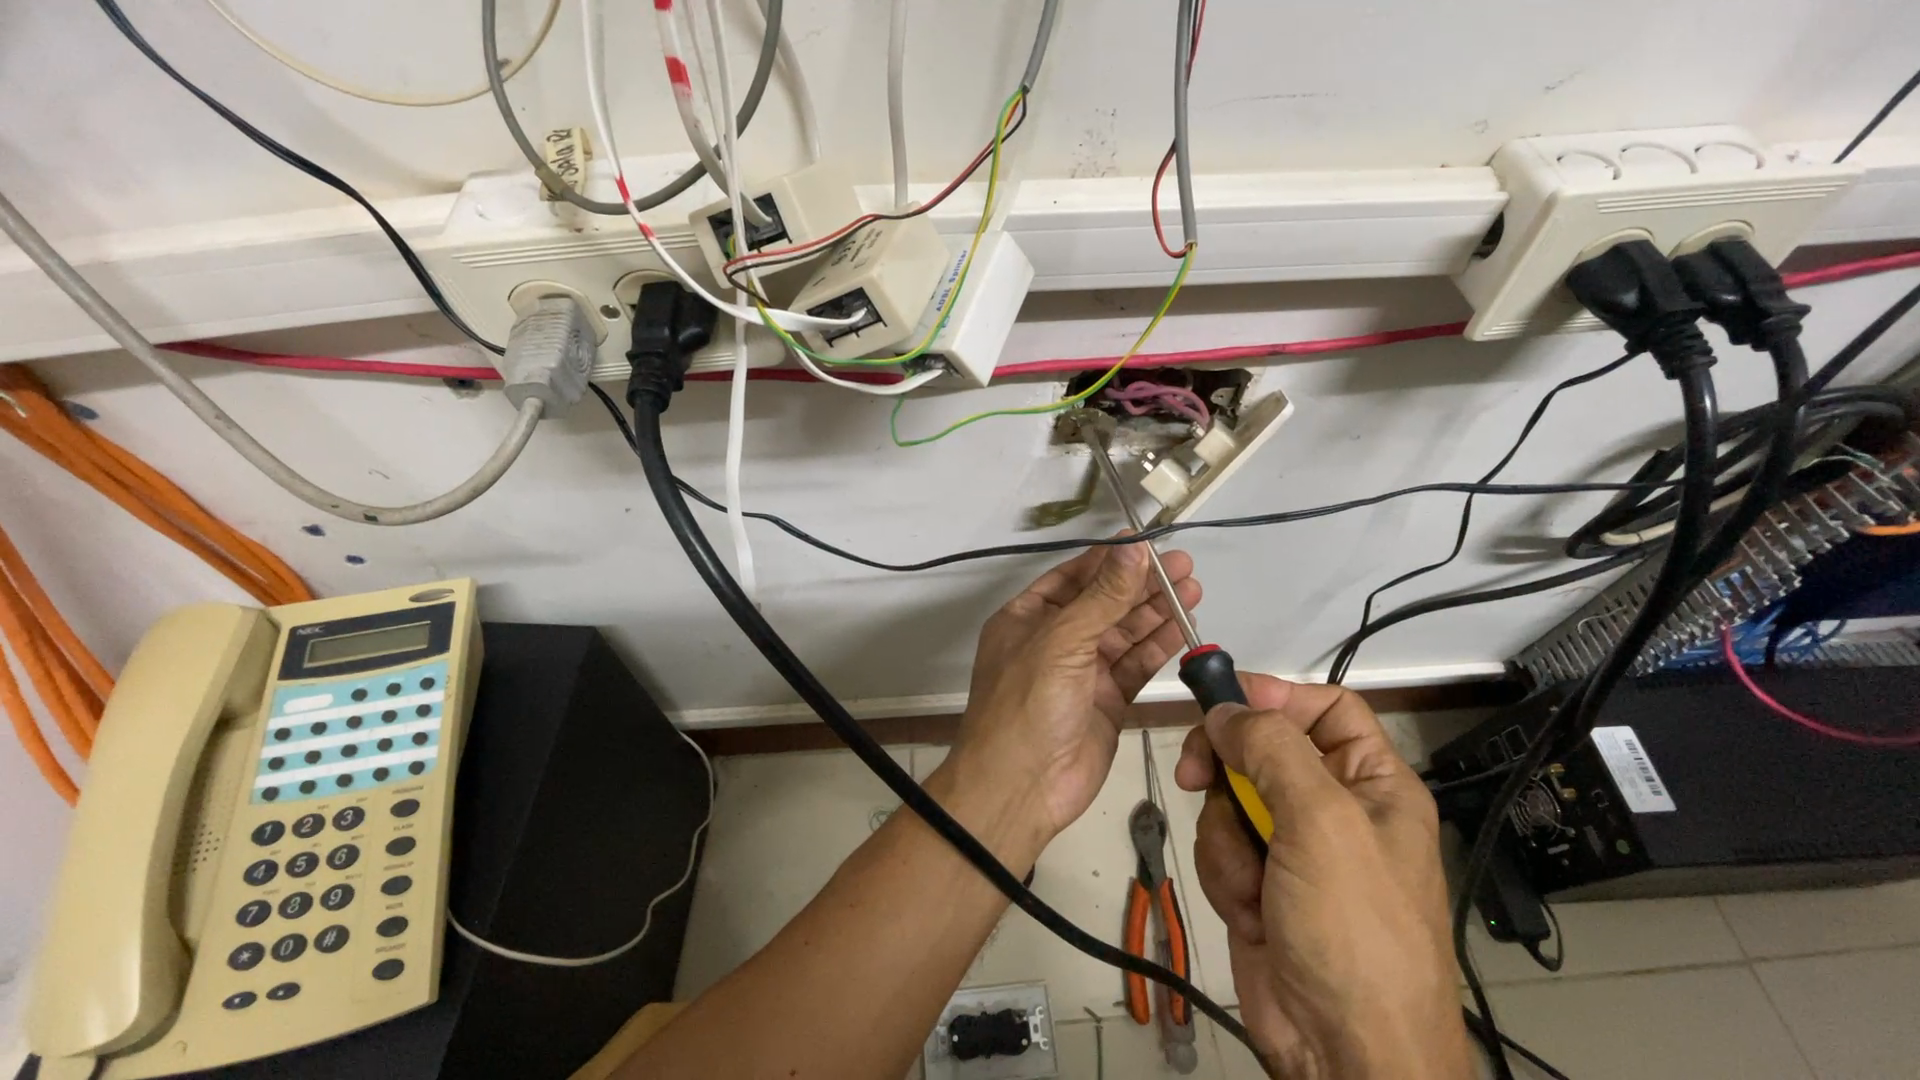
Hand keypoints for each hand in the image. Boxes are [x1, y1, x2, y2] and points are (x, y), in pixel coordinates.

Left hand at [944, 540, 1200, 844]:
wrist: (1020, 787)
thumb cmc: (1027, 705)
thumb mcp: (1062, 642)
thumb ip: (1103, 598)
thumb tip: (1134, 550)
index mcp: (1027, 618)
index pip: (1074, 577)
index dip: (1111, 560)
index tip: (1150, 545)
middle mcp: (1054, 640)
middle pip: (1104, 603)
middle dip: (1142, 585)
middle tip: (1184, 566)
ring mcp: (1081, 672)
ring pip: (1124, 633)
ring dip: (1156, 612)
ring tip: (1192, 588)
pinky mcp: (1106, 701)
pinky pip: (1135, 666)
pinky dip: (1158, 647)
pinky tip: (1183, 626)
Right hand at [1175, 675, 1472, 1079]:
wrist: (1344, 1049)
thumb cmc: (1355, 930)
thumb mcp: (1322, 822)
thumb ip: (1271, 750)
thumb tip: (1226, 710)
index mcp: (1373, 784)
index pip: (1326, 708)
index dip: (1275, 696)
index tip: (1221, 700)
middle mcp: (1333, 808)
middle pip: (1261, 748)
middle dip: (1227, 767)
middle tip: (1196, 774)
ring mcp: (1291, 847)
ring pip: (1229, 799)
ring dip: (1227, 839)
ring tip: (1254, 883)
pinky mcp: (1257, 882)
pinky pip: (1219, 846)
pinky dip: (1224, 875)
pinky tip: (1250, 911)